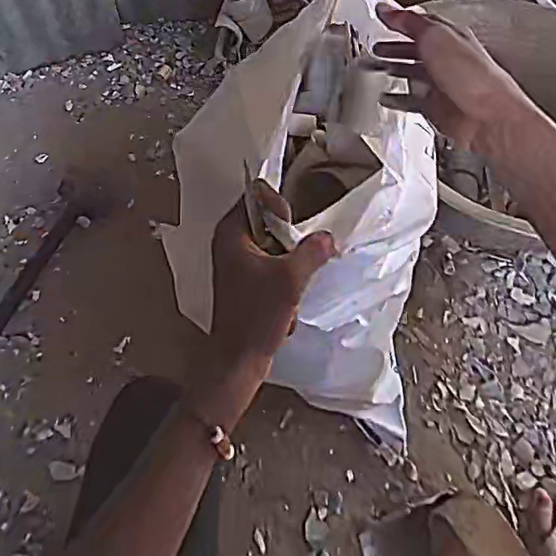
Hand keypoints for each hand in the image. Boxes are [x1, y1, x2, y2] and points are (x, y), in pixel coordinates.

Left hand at [186, 199, 336, 425]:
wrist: (238, 359)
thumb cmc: (255, 317)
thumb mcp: (289, 279)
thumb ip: (311, 251)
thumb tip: (327, 237)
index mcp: (230, 231)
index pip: (256, 196)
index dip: (278, 207)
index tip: (290, 229)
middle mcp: (228, 240)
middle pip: (266, 218)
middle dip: (287, 236)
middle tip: (294, 256)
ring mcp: (235, 260)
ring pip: (271, 241)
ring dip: (288, 257)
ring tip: (290, 278)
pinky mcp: (243, 278)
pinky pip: (269, 261)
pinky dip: (282, 272)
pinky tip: (286, 293)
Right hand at [373, 3, 542, 151]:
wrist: (490, 119)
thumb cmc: (475, 78)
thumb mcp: (436, 38)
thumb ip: (410, 22)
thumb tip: (388, 9)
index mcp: (451, 37)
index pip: (422, 23)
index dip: (401, 19)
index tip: (382, 16)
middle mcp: (448, 60)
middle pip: (417, 49)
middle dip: (395, 46)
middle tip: (378, 44)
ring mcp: (442, 85)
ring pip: (412, 73)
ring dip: (394, 69)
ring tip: (376, 67)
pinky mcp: (437, 108)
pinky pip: (411, 100)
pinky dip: (396, 97)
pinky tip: (386, 96)